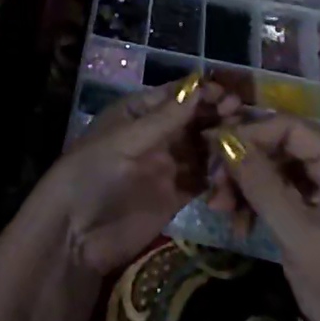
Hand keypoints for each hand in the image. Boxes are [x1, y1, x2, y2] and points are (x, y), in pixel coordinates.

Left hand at [39, 75, 239, 274]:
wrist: (75, 233)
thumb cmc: (92, 174)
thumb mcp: (125, 141)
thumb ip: (164, 118)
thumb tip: (200, 87)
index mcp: (136, 113)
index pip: (176, 96)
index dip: (203, 94)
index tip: (229, 97)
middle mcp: (155, 135)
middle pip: (195, 121)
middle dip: (218, 119)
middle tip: (243, 123)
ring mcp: (166, 165)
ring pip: (204, 149)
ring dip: (223, 148)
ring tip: (242, 151)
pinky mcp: (176, 195)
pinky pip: (205, 179)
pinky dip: (220, 178)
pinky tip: (233, 178)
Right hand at [206, 116, 319, 320]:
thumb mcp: (296, 233)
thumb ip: (262, 185)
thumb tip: (227, 143)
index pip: (293, 129)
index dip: (252, 134)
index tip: (217, 150)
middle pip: (280, 147)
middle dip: (243, 164)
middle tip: (214, 186)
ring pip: (274, 169)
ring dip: (244, 185)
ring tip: (220, 208)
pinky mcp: (315, 210)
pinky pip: (278, 191)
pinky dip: (255, 202)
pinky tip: (238, 223)